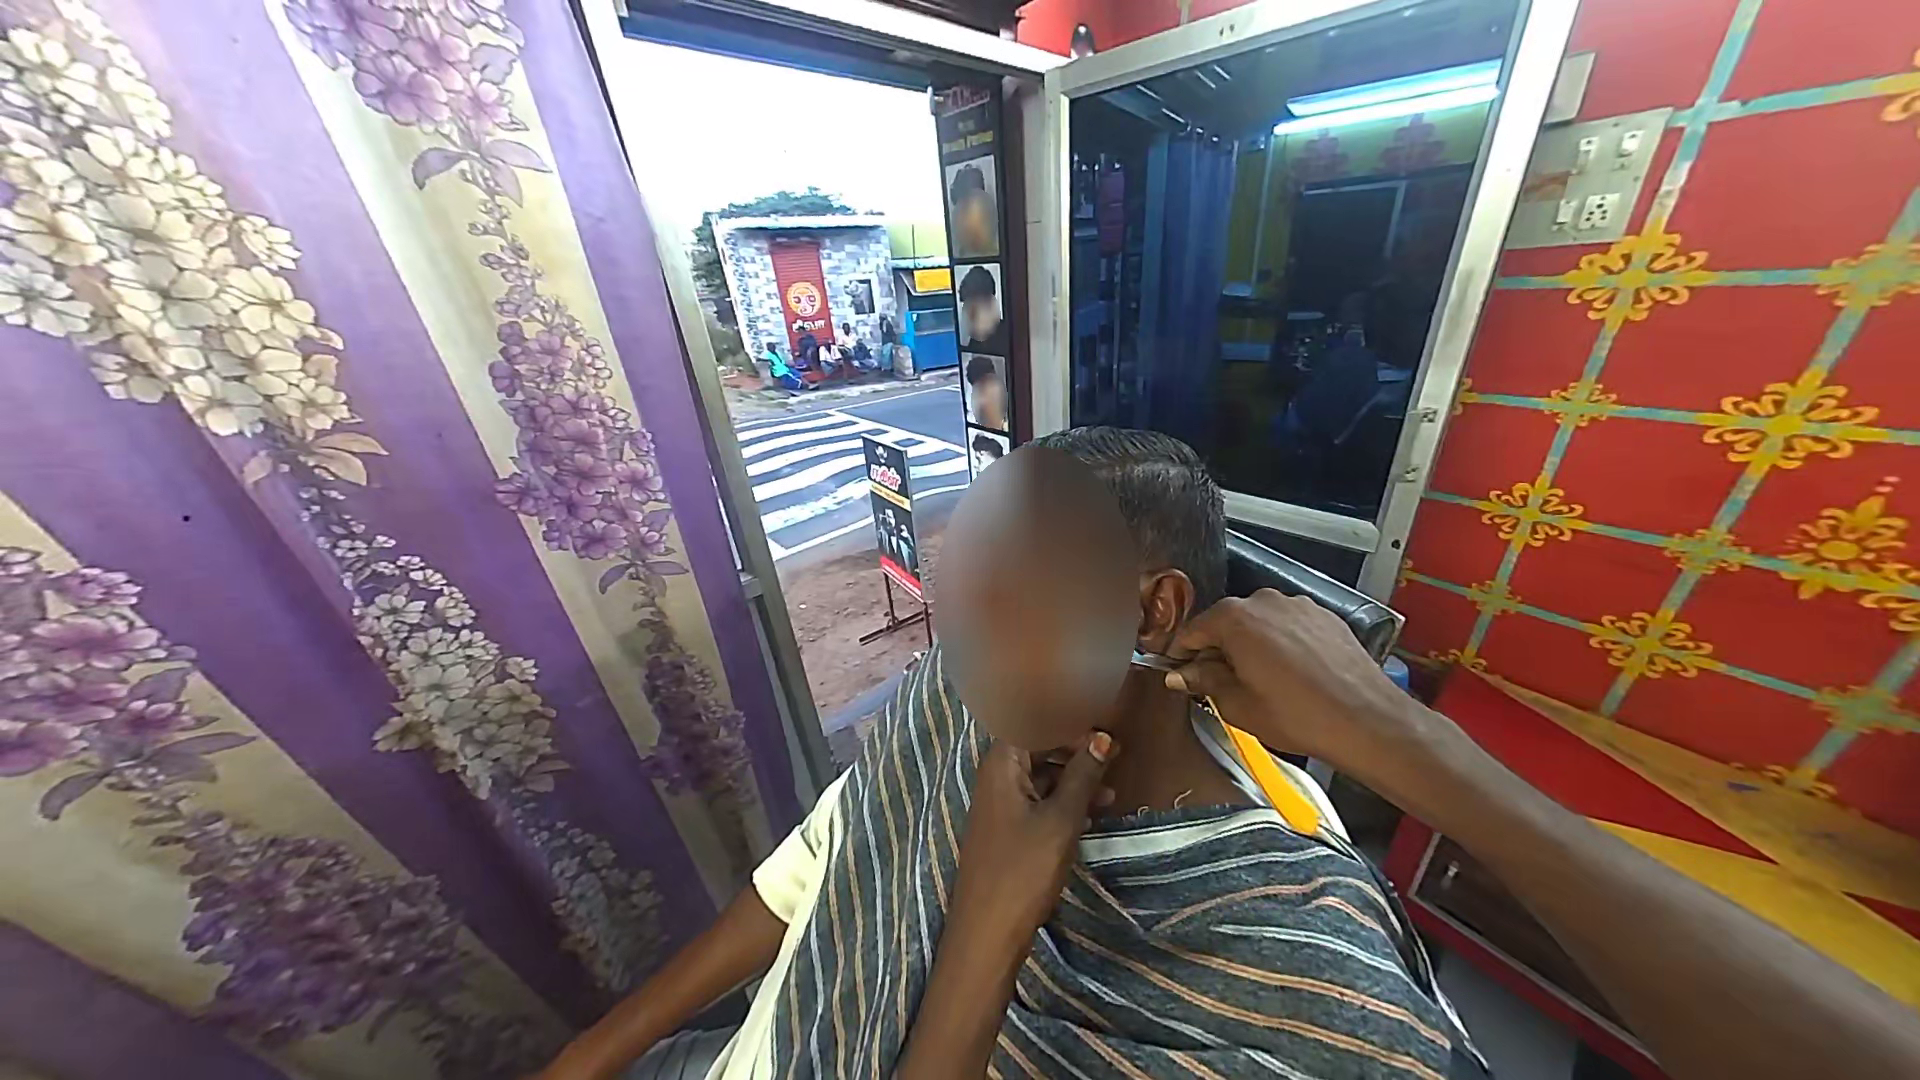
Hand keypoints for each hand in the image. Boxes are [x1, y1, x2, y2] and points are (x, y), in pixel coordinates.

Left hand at [948, 733, 1117, 948]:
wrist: (987, 931)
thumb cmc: (1024, 867)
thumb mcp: (1062, 819)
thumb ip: (1082, 775)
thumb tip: (1103, 737)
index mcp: (1002, 762)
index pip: (1036, 724)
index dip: (1070, 726)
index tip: (1105, 733)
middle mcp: (996, 774)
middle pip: (1038, 748)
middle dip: (1075, 753)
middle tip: (1115, 758)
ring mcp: (999, 801)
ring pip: (1040, 776)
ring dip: (1073, 781)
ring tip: (1111, 794)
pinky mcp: (1006, 826)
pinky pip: (1037, 800)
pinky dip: (1062, 802)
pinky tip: (1090, 815)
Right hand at [1163, 590, 1423, 780]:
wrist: (1369, 723)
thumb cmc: (1300, 716)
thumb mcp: (1236, 704)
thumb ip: (1202, 681)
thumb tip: (1183, 673)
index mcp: (1233, 618)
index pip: (1191, 631)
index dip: (1181, 654)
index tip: (1179, 671)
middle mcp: (1263, 602)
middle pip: (1224, 623)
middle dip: (1217, 650)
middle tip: (1218, 683)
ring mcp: (1297, 606)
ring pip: (1258, 624)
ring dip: (1250, 646)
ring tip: (1259, 682)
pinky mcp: (1324, 617)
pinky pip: (1287, 626)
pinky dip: (1280, 645)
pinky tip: (1288, 675)